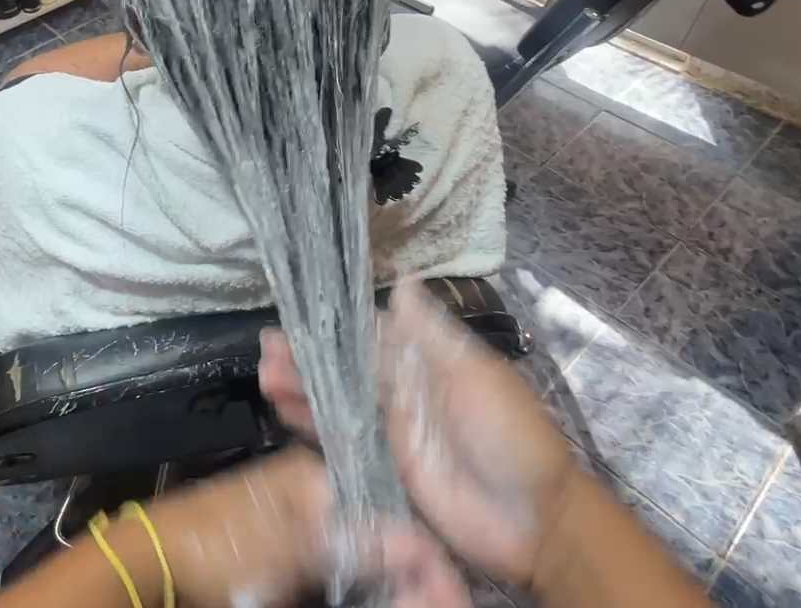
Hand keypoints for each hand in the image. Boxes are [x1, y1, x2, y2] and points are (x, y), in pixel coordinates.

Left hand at [160, 447, 473, 607]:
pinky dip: (357, 575)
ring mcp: (301, 515)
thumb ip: (357, 542)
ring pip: (360, 543)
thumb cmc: (223, 544)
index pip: (384, 499)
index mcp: (313, 472)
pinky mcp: (290, 544)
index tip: (446, 581)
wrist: (160, 562)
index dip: (419, 543)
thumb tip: (424, 546)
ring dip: (386, 571)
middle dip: (407, 560)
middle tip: (438, 593)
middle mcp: (313, 486)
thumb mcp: (292, 546)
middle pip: (376, 522)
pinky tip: (381, 590)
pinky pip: (338, 557)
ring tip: (421, 593)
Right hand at [259, 278, 582, 586]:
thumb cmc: (509, 436)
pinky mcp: (383, 467)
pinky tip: (282, 413)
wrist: (536, 522)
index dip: (333, 326)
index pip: (369, 336)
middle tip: (266, 348)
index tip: (295, 316)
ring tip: (265, 376)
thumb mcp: (476, 376)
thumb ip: (433, 334)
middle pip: (343, 368)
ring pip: (336, 401)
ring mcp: (390, 430)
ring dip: (301, 387)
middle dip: (306, 356)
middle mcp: (402, 391)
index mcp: (424, 363)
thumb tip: (404, 279)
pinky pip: (340, 441)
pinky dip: (311, 426)